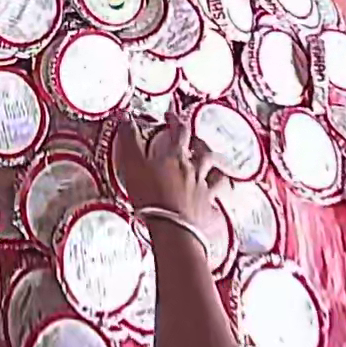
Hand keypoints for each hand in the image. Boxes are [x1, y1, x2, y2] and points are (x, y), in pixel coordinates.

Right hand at [114, 123, 229, 243]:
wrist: (172, 229)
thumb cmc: (151, 195)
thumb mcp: (133, 164)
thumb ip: (129, 139)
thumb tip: (125, 117)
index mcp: (175, 155)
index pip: (180, 129)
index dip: (175, 120)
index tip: (170, 116)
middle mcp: (193, 169)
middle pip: (202, 149)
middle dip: (197, 141)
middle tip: (193, 140)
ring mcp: (203, 189)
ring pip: (217, 172)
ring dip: (215, 166)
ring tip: (212, 165)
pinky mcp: (208, 209)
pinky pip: (218, 201)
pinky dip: (219, 198)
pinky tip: (217, 199)